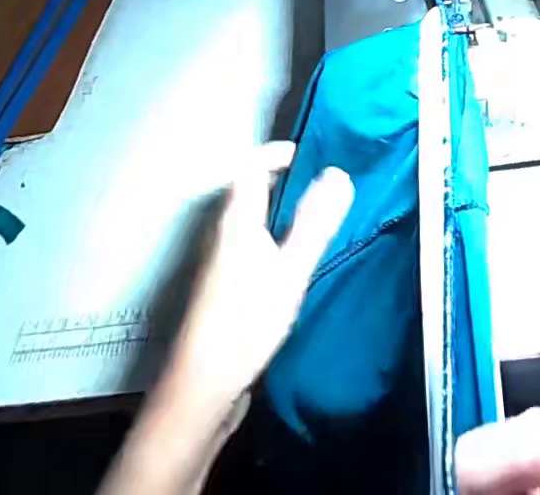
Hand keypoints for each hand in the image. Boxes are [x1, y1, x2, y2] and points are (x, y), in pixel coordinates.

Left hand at [101, 141, 353, 494]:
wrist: (201, 386)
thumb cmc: (247, 320)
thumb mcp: (291, 268)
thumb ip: (316, 221)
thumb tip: (338, 173)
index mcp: (237, 221)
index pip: (250, 168)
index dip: (276, 153)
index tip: (307, 153)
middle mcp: (222, 233)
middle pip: (247, 189)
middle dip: (281, 178)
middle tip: (319, 182)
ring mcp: (217, 260)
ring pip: (247, 216)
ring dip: (276, 205)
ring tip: (312, 215)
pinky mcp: (219, 285)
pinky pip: (246, 238)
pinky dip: (269, 230)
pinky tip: (289, 257)